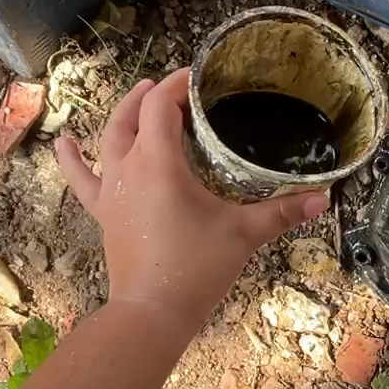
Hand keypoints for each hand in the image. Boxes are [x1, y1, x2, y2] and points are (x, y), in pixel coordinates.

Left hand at [57, 69, 328, 328]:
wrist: (153, 311)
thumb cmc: (197, 267)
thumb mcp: (244, 234)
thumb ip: (282, 212)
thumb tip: (323, 198)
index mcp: (159, 163)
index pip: (161, 106)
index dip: (176, 86)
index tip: (196, 78)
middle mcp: (127, 168)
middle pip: (131, 116)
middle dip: (150, 96)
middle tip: (171, 89)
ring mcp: (110, 191)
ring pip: (108, 140)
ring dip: (121, 115)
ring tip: (133, 98)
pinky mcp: (104, 214)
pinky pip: (82, 179)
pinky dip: (71, 158)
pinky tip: (64, 143)